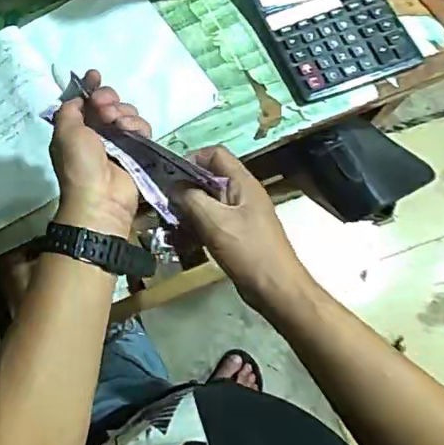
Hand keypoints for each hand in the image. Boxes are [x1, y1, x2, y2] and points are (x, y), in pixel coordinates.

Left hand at [49, 69, 149, 238]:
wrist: (101, 198)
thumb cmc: (78, 164)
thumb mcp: (64, 132)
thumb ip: (69, 109)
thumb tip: (79, 98)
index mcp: (77, 128)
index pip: (85, 100)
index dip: (91, 86)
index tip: (95, 75)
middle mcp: (98, 132)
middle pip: (109, 101)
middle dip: (107, 98)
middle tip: (103, 107)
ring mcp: (119, 140)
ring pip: (127, 112)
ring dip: (122, 111)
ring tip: (115, 123)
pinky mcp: (138, 149)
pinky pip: (142, 127)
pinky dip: (137, 125)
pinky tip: (129, 131)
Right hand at [177, 147, 316, 316]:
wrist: (277, 290)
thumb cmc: (249, 251)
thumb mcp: (215, 221)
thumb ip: (191, 198)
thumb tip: (174, 186)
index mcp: (242, 182)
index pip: (214, 154)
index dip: (191, 159)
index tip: (171, 178)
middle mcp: (242, 193)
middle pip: (208, 179)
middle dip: (185, 190)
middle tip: (166, 206)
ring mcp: (241, 214)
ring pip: (208, 202)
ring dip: (188, 212)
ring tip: (171, 228)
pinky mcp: (238, 234)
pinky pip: (212, 222)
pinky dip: (197, 228)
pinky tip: (183, 242)